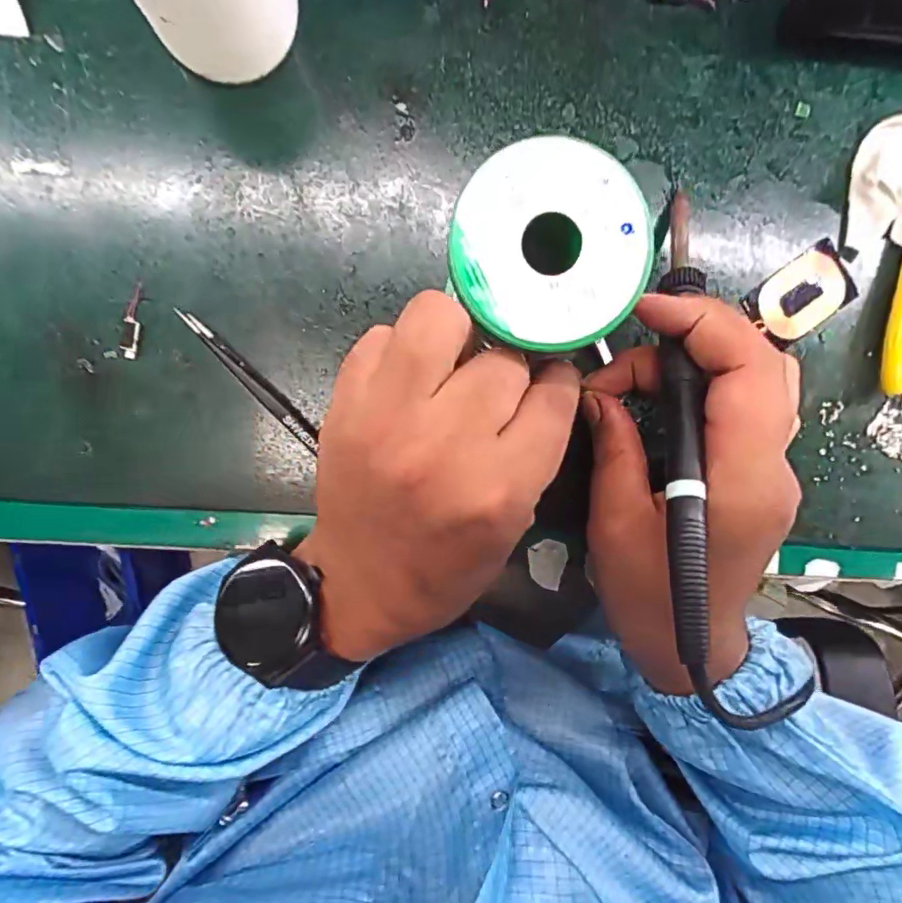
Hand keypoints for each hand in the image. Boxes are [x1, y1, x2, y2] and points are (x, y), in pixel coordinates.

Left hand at [293, 290, 579, 660]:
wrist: (359, 585)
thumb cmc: (444, 568)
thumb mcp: (514, 524)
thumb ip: (536, 450)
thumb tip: (543, 378)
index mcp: (498, 486)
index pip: (553, 395)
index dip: (557, 381)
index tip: (546, 382)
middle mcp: (444, 443)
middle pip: (503, 359)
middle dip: (510, 366)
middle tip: (492, 387)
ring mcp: (387, 418)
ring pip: (438, 317)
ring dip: (457, 331)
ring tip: (452, 361)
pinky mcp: (345, 406)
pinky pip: (380, 337)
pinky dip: (400, 347)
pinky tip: (406, 377)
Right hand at [580, 295, 800, 693]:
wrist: (692, 649)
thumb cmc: (651, 598)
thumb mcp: (616, 524)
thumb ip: (616, 451)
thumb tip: (603, 398)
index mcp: (742, 478)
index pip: (748, 369)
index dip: (700, 323)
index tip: (645, 311)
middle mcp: (775, 466)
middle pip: (763, 363)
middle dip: (692, 340)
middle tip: (623, 369)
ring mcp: (776, 471)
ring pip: (763, 380)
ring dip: (701, 360)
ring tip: (636, 381)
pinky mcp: (763, 477)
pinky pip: (749, 407)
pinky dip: (708, 385)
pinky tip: (662, 402)